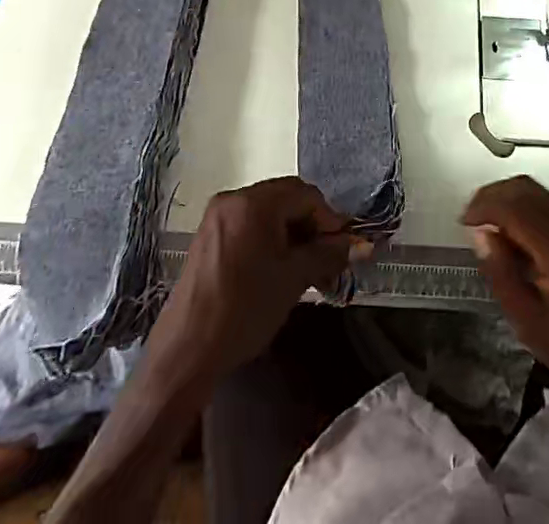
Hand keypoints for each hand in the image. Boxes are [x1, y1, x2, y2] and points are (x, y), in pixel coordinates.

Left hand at [148, 177, 364, 382]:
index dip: (330, 220)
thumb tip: (362, 245)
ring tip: (309, 272)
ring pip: (269, 216)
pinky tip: (281, 272)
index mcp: (253, 203)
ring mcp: (216, 219)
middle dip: (312, 228)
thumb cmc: (245, 309)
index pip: (306, 195)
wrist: (186, 353)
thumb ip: (330, 254)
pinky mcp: (208, 239)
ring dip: (294, 237)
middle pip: (287, 200)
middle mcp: (233, 200)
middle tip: (329, 261)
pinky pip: (250, 228)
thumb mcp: (295, 278)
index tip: (343, 250)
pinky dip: (272, 243)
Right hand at [462, 176, 548, 422]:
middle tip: (471, 220)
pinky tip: (512, 234)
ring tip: (486, 226)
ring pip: (539, 192)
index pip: (516, 207)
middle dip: (493, 196)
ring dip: (509, 200)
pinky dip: (525, 208)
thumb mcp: (527, 321)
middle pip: (528, 188)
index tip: (464, 222)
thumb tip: (481, 234)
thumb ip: (502, 273)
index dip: (484, 206)